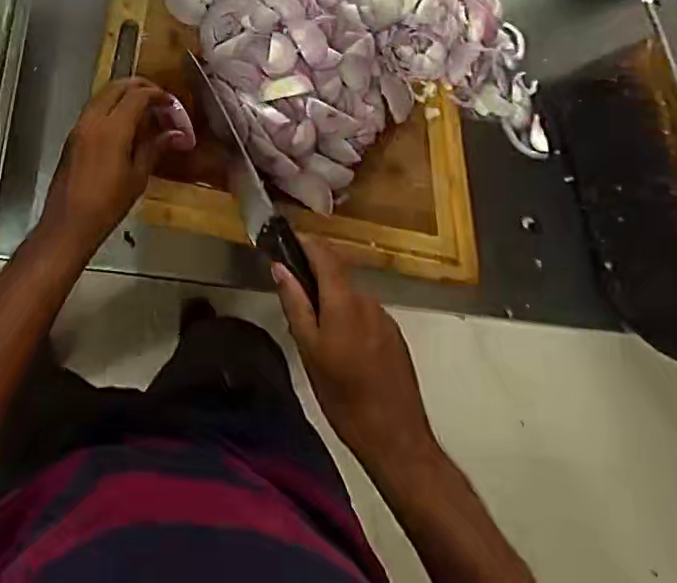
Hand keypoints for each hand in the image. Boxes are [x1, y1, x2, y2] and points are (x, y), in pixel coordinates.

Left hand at [41, 77, 188, 247]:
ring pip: (103, 96)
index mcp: (113, 127)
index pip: (138, 96)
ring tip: (144, 110)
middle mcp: (93, 119)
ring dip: (123, 95)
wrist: (68, 223)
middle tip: (158, 98)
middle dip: (139, 87)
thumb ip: (155, 148)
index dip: (157, 94)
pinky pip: (94, 110)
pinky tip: (124, 125)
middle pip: (117, 87)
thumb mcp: (137, 176)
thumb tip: (176, 135)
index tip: (171, 102)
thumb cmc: (108, 204)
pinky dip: (111, 107)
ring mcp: (79, 126)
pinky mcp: (72, 137)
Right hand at [274, 235, 435, 466]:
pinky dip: (348, 315)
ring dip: (331, 298)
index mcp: (345, 302)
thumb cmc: (343, 395)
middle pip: (339, 274)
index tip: (286, 238)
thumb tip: (280, 267)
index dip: (306, 242)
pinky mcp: (394, 336)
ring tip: (313, 325)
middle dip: (315, 273)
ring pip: (351, 295)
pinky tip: (340, 345)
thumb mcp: (308, 350)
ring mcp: (385, 319)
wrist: (395, 437)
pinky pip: (365, 314)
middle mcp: (369, 302)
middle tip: (291, 288)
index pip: (326, 255)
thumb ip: (295, 304)